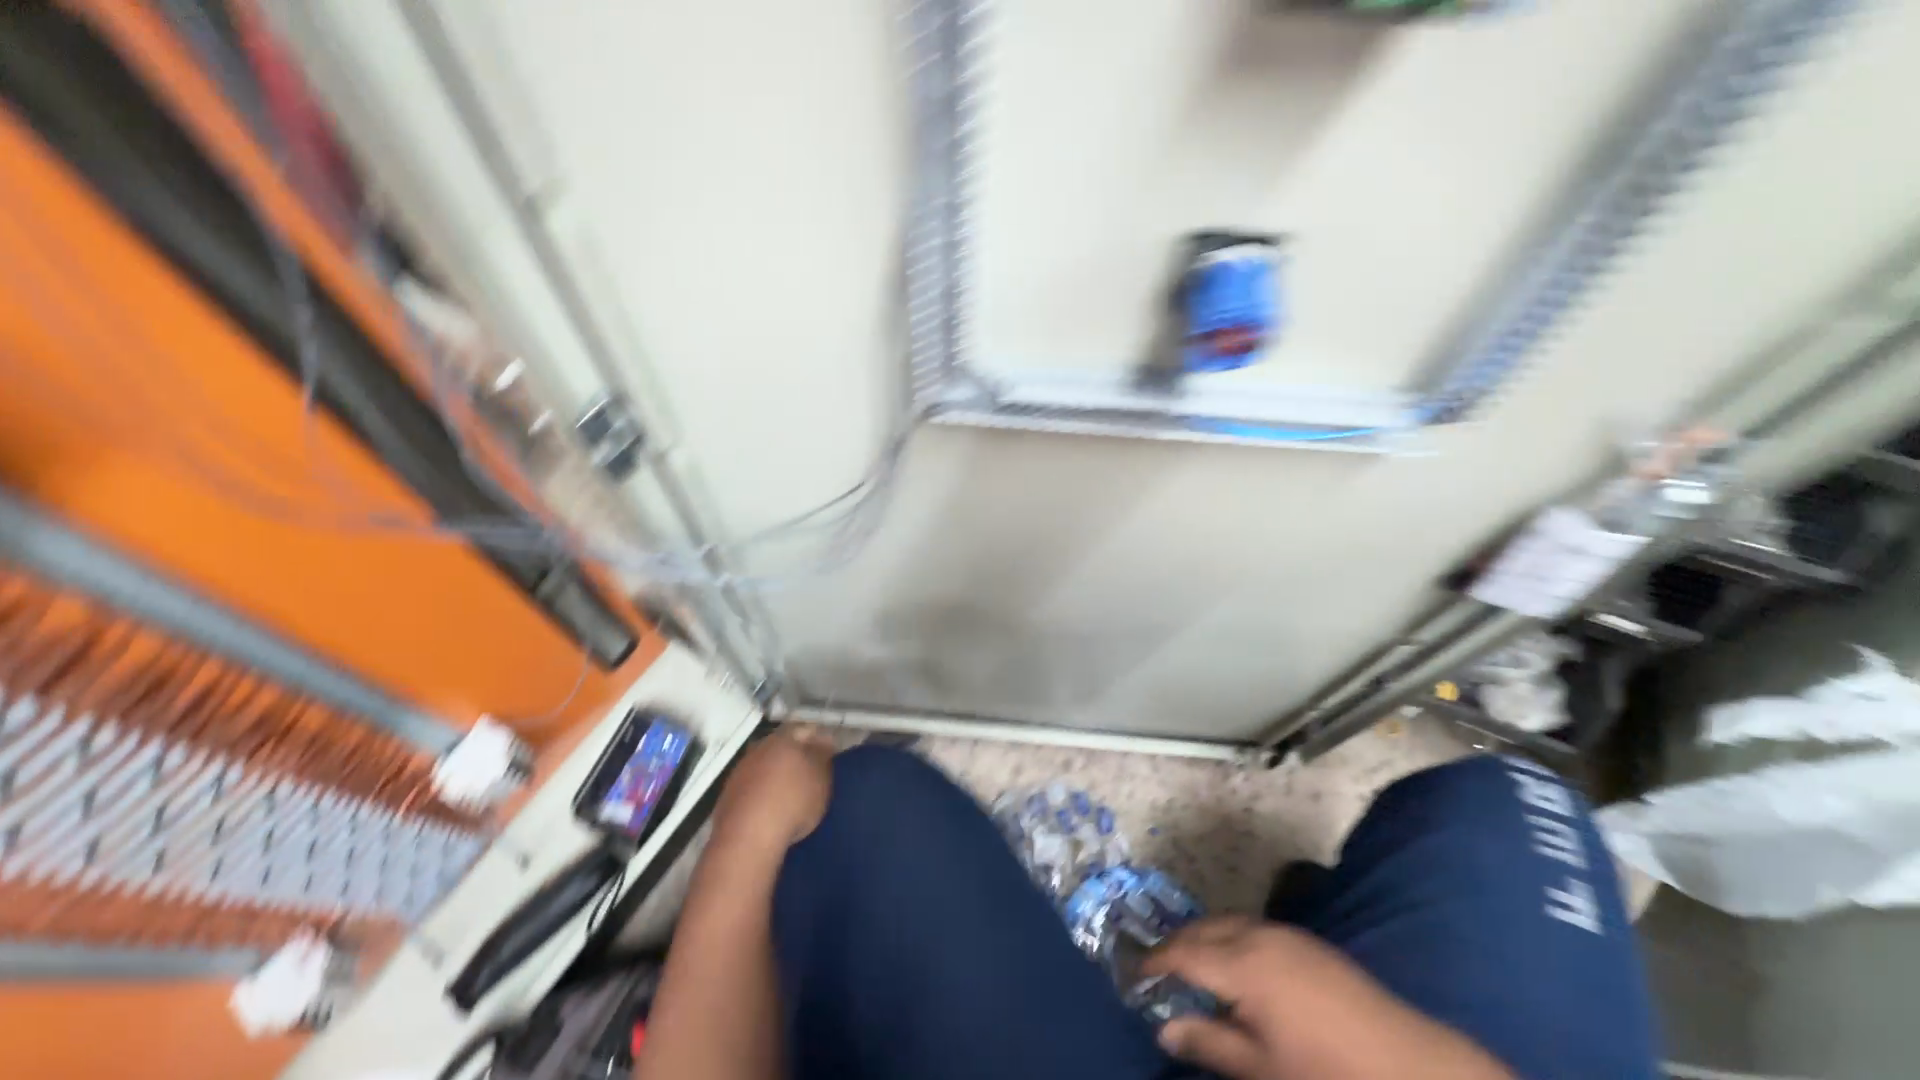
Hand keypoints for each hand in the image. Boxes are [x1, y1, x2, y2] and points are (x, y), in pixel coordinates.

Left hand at [707, 726, 834, 862]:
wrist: (747, 836)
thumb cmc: (793, 801)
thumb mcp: (821, 778)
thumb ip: (823, 755)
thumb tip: (823, 740)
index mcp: (782, 738)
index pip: (805, 730)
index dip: (819, 740)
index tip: (830, 756)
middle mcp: (758, 749)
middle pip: (782, 747)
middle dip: (796, 758)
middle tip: (812, 775)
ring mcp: (739, 772)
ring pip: (764, 767)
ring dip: (777, 777)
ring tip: (792, 796)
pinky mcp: (728, 796)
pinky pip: (752, 788)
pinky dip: (763, 795)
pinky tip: (771, 811)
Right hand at [1145, 916, 1513, 1079]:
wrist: (1405, 1060)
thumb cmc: (1324, 1070)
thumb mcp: (1260, 1066)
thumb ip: (1208, 1042)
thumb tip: (1164, 1028)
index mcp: (1241, 964)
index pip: (1181, 954)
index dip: (1153, 964)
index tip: (1133, 979)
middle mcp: (1258, 936)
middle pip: (1201, 929)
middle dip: (1174, 947)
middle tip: (1156, 976)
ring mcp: (1286, 934)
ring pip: (1226, 924)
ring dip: (1201, 940)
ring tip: (1191, 973)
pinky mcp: (1307, 940)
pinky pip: (1251, 928)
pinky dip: (1229, 940)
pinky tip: (1235, 972)